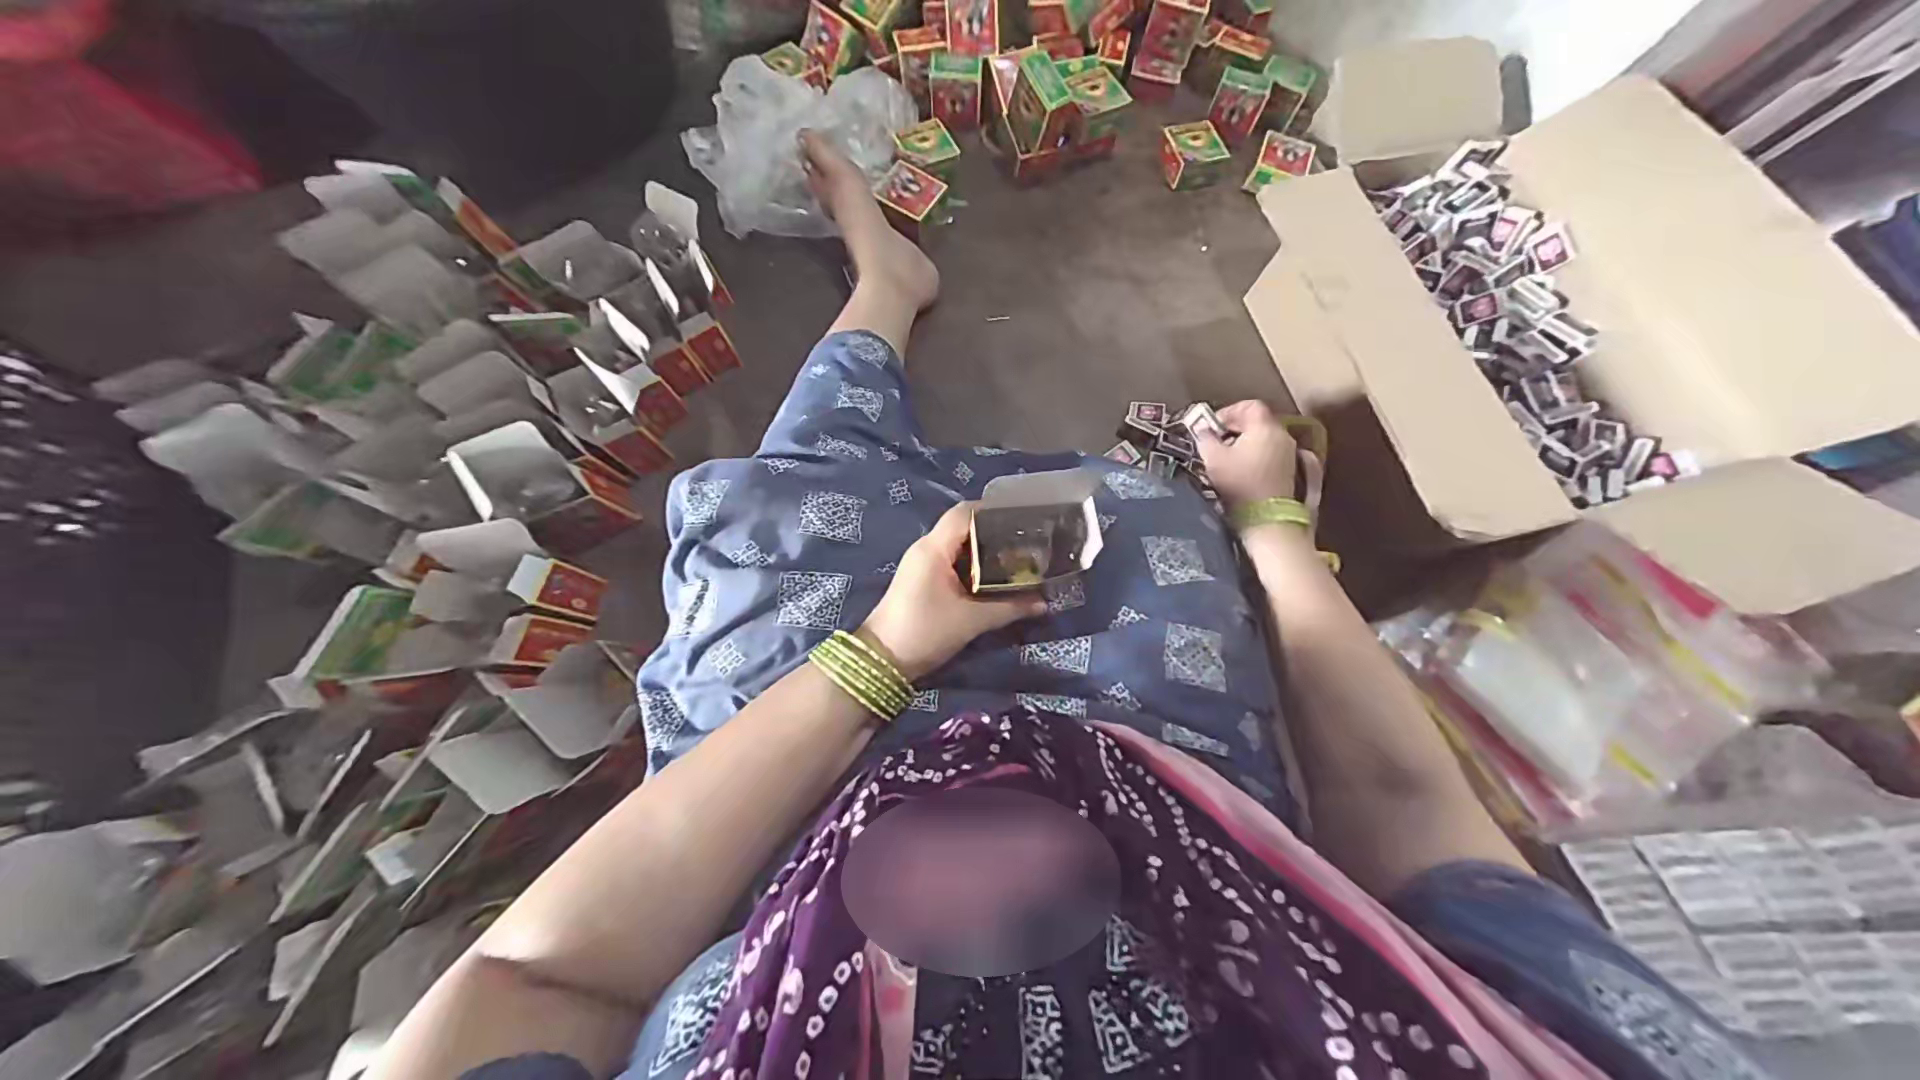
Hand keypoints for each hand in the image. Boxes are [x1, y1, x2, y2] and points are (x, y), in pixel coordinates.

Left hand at [861, 502, 1046, 680]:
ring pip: (958, 545)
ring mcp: (922, 564)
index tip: (1023, 519)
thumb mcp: (971, 621)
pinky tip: (994, 577)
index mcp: (934, 548)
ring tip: (1017, 557)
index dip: (993, 511)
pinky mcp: (922, 579)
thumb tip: (1044, 602)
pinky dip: (973, 564)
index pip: (965, 513)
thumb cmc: (925, 632)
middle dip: (994, 531)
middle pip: (963, 526)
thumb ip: (1009, 608)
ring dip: (985, 550)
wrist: (883, 660)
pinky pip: (952, 561)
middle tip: (1026, 541)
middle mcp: (926, 548)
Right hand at [1195, 400, 1298, 508]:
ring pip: (1264, 436)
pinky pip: (1270, 450)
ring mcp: (1288, 452)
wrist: (1266, 516)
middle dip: (1235, 426)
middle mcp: (1281, 435)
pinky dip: (1255, 452)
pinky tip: (1241, 466)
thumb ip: (1206, 439)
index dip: (1229, 411)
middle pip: (1258, 420)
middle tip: (1216, 439)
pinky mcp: (1289, 468)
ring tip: (1226, 455)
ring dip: (1245, 440)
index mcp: (1264, 427)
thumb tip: (1203, 430)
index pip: (1249, 405)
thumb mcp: (1213, 459)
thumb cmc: (1239, 482)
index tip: (1212, 425)